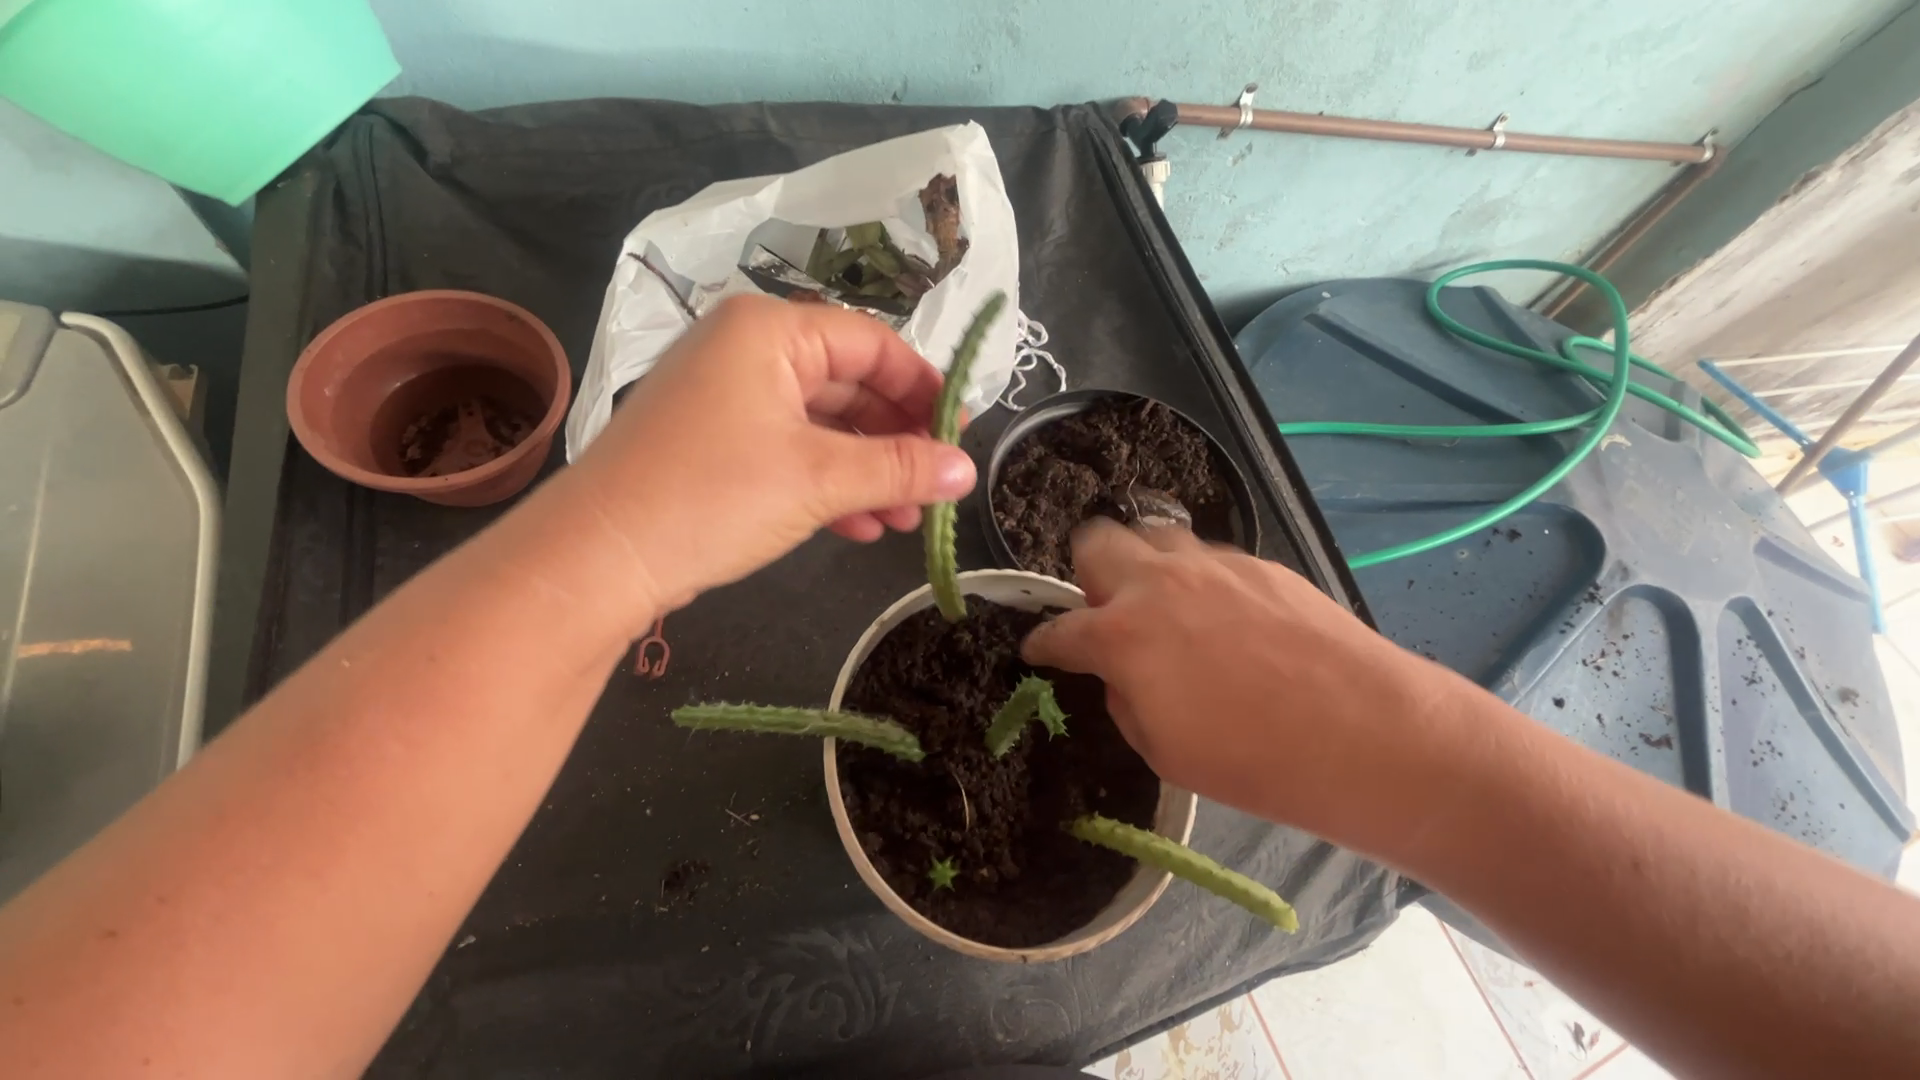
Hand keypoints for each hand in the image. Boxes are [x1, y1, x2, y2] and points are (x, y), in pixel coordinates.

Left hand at [565, 295, 974, 611]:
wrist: (598, 556)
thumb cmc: (714, 494)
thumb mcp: (820, 478)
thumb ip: (900, 468)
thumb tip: (968, 470)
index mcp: (770, 331)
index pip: (872, 343)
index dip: (923, 388)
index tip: (961, 434)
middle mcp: (747, 352)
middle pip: (848, 385)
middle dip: (897, 441)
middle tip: (938, 485)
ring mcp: (727, 400)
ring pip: (821, 427)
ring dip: (868, 473)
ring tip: (908, 520)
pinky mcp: (714, 446)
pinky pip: (790, 454)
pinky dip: (828, 487)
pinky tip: (860, 528)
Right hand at [1021, 521, 1481, 845]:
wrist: (1369, 735)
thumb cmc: (1255, 761)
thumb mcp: (1164, 750)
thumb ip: (1126, 699)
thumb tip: (1122, 675)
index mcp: (1122, 635)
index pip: (1060, 629)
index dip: (1042, 643)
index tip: (1039, 650)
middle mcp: (1160, 583)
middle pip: (1096, 542)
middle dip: (1086, 574)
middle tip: (1107, 614)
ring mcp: (1213, 565)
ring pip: (1154, 536)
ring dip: (1144, 566)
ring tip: (1165, 607)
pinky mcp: (1260, 564)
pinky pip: (1208, 558)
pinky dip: (1198, 581)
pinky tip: (1227, 621)